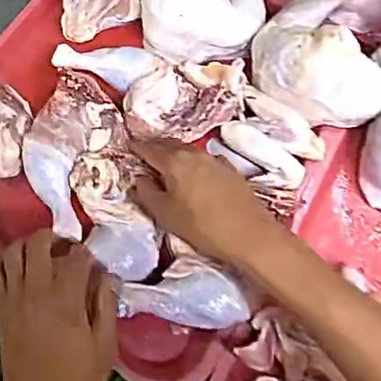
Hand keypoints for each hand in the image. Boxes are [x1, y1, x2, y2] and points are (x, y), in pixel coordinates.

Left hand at [0, 230, 115, 380]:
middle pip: (39, 243)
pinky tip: (18, 266)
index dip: (87, 253)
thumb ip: (106, 307)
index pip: (76, 258)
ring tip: (42, 251)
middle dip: (55, 237)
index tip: (94, 260)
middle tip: (67, 247)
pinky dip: (4, 260)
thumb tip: (107, 276)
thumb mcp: (104, 349)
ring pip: (13, 251)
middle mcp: (36, 291)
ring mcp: (13, 297)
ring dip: (28, 243)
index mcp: (66, 301)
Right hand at [131, 138, 278, 264]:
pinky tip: (193, 170)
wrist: (252, 236)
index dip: (136, 147)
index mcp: (173, 161)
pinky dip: (191, 159)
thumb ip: (146, 192)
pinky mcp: (230, 170)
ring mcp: (214, 160)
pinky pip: (203, 158)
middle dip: (154, 145)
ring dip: (173, 151)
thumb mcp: (165, 214)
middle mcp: (193, 153)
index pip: (148, 148)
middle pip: (168, 143)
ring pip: (186, 149)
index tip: (128, 147)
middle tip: (143, 150)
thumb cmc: (202, 225)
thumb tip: (140, 178)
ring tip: (165, 159)